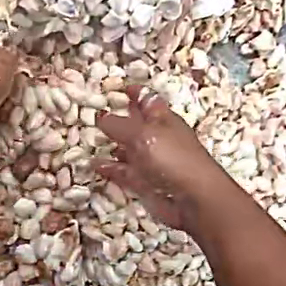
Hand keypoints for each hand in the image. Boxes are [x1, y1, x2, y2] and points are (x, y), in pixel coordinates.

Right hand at [96, 92, 238, 232]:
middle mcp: (157, 138)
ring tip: (92, 139)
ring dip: (113, 145)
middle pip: (137, 125)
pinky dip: (110, 169)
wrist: (193, 198)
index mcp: (162, 119)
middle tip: (98, 113)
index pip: (148, 100)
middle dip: (121, 119)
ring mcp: (151, 162)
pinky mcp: (145, 184)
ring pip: (129, 150)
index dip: (136, 93)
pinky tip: (95, 165)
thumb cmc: (172, 158)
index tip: (121, 87)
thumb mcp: (142, 134)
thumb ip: (118, 125)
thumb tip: (100, 116)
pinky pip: (124, 172)